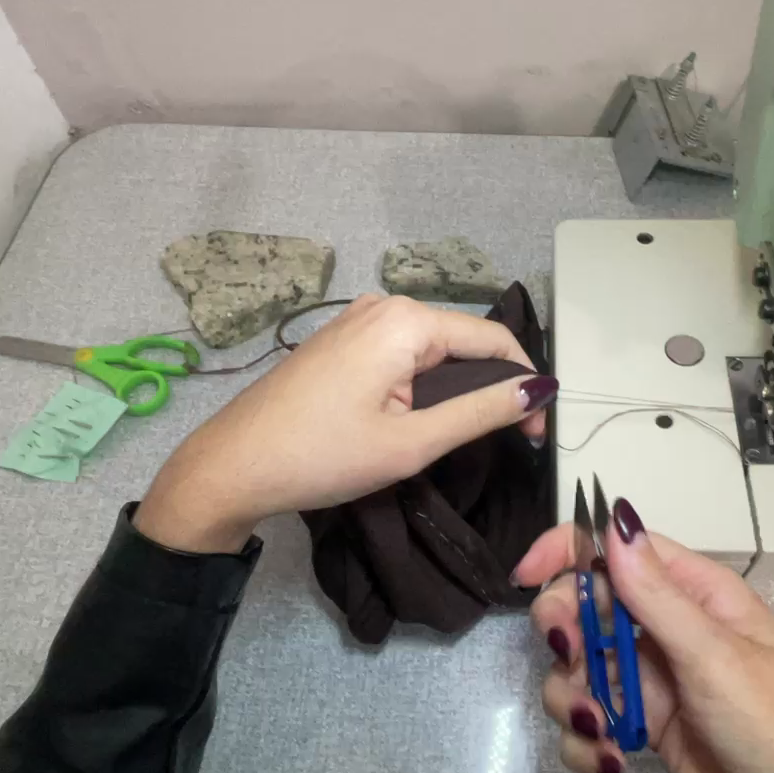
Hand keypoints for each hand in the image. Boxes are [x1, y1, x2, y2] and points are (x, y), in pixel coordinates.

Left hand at [135, 295, 553, 551]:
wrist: (233, 467)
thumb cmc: (323, 456)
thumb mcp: (413, 441)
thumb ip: (481, 412)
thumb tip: (540, 390)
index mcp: (406, 320)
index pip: (493, 341)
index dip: (524, 384)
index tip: (537, 433)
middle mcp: (385, 305)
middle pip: (463, 342)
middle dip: (492, 387)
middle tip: (511, 440)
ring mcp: (358, 320)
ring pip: (434, 350)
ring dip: (459, 389)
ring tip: (466, 435)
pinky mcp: (343, 340)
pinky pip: (403, 354)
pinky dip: (425, 385)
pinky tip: (422, 418)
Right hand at [512, 504, 773, 772]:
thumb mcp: (717, 659)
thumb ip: (656, 595)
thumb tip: (614, 518)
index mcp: (696, 594)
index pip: (619, 550)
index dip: (567, 553)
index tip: (526, 578)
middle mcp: (669, 629)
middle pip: (587, 607)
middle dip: (566, 635)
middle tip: (570, 663)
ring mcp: (655, 681)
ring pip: (579, 668)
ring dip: (574, 698)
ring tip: (604, 732)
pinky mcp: (645, 730)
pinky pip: (591, 721)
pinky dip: (588, 741)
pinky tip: (613, 764)